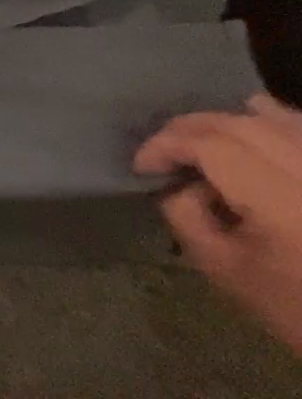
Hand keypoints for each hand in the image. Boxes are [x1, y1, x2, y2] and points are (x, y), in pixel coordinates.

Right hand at [135, 93, 301, 353]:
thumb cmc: (296, 309)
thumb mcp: (223, 268)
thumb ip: (186, 214)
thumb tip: (177, 180)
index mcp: (283, 201)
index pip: (209, 145)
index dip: (164, 146)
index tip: (142, 167)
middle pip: (243, 125)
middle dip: (190, 129)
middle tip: (164, 152)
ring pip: (283, 120)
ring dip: (234, 120)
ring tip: (206, 138)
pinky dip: (280, 122)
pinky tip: (258, 125)